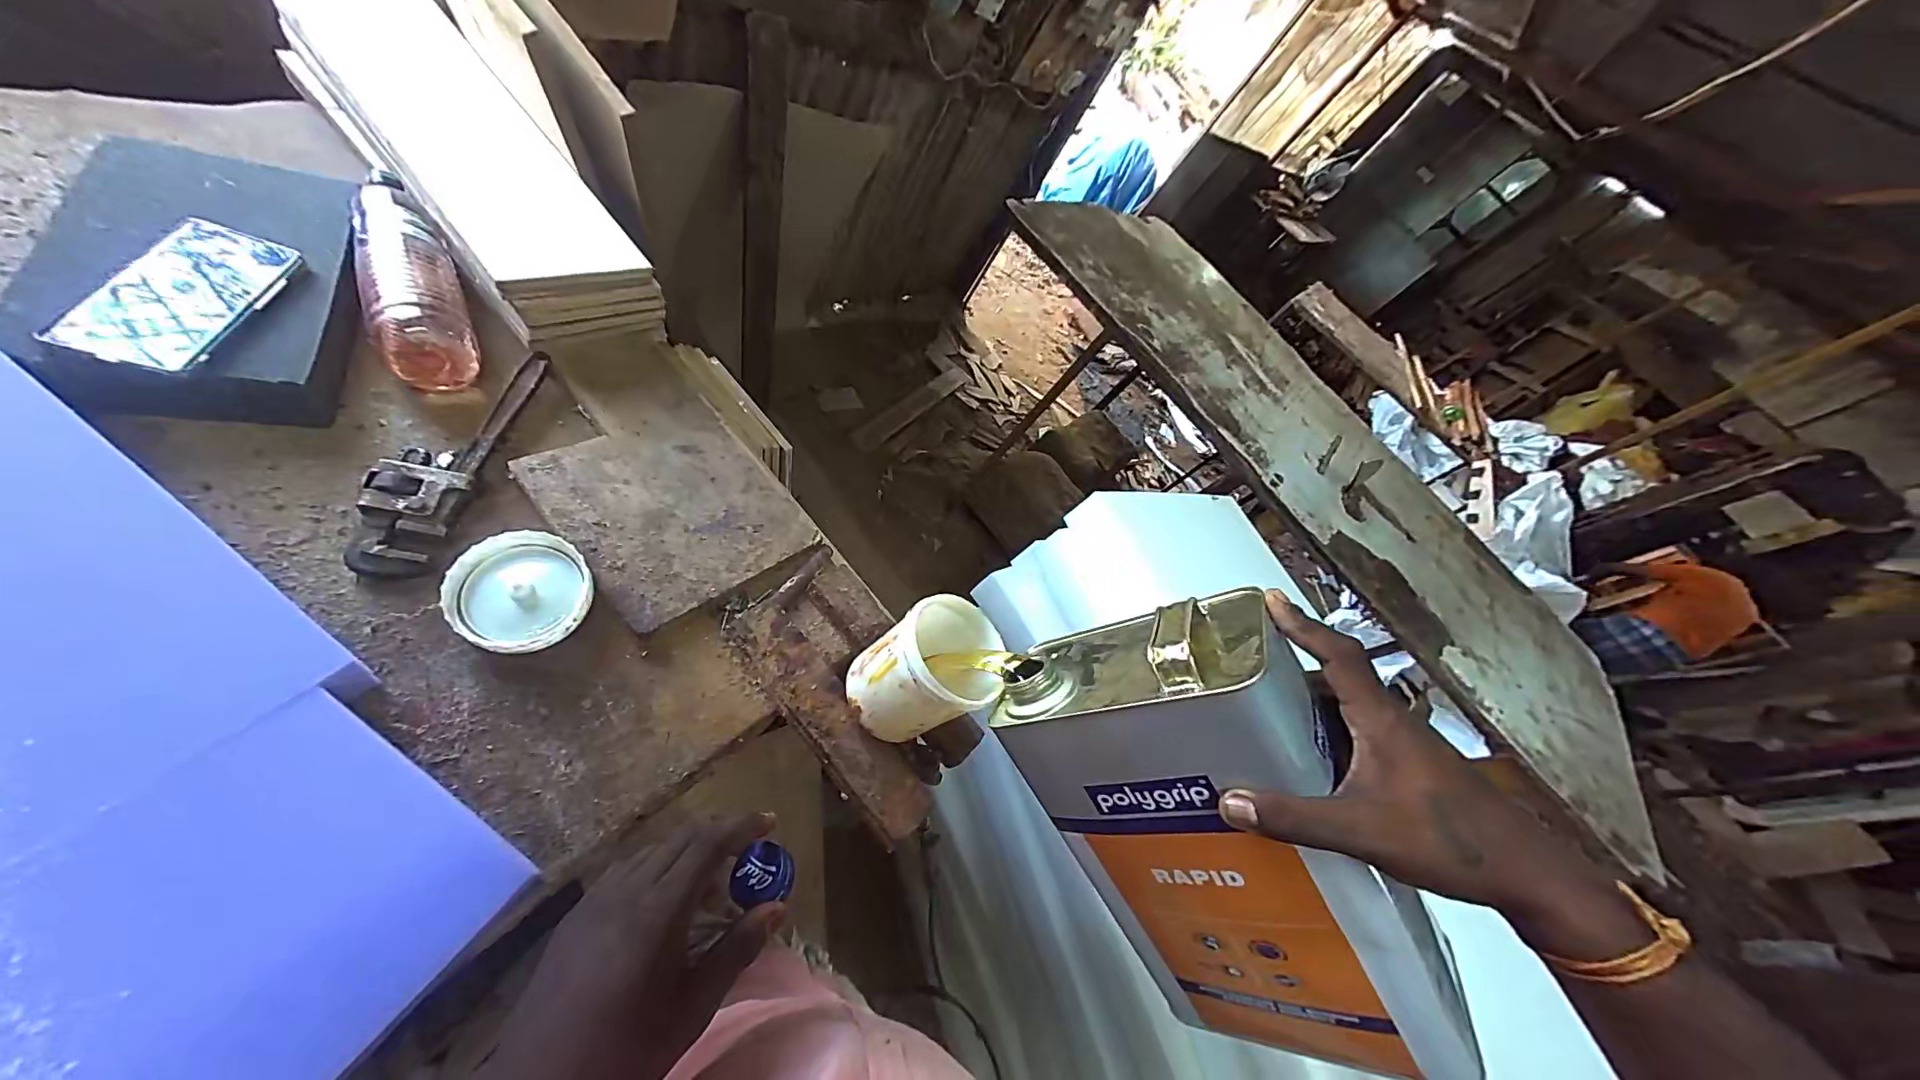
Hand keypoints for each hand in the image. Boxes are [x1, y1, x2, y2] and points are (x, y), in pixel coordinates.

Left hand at [476, 814, 785, 1079]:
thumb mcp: (693, 1006)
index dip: (742, 825)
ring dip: (688, 851)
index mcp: (659, 910)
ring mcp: (595, 899)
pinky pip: (625, 869)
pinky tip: (663, 899)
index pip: (708, 843)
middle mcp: (626, 891)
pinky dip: (657, 867)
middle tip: (748, 851)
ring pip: (653, 850)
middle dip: (720, 834)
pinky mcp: (575, 915)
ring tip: (709, 884)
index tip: (769, 822)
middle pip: (682, 838)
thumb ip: (736, 949)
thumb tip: (776, 906)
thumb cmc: (628, 1050)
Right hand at [1221, 591, 1642, 956]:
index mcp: (1381, 719)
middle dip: (1297, 659)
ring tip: (1270, 703)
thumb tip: (1227, 803)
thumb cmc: (1451, 842)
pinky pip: (1358, 731)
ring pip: (1350, 704)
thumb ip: (1294, 817)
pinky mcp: (1412, 767)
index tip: (1271, 599)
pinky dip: (1328, 728)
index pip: (1339, 655)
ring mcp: (1406, 744)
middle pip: (1340, 673)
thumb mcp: (1360, 830)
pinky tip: (1310, 756)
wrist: (1532, 877)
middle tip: (1255, 657)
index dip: (1303, 624)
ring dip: (1312, 696)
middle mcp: (1393, 721)